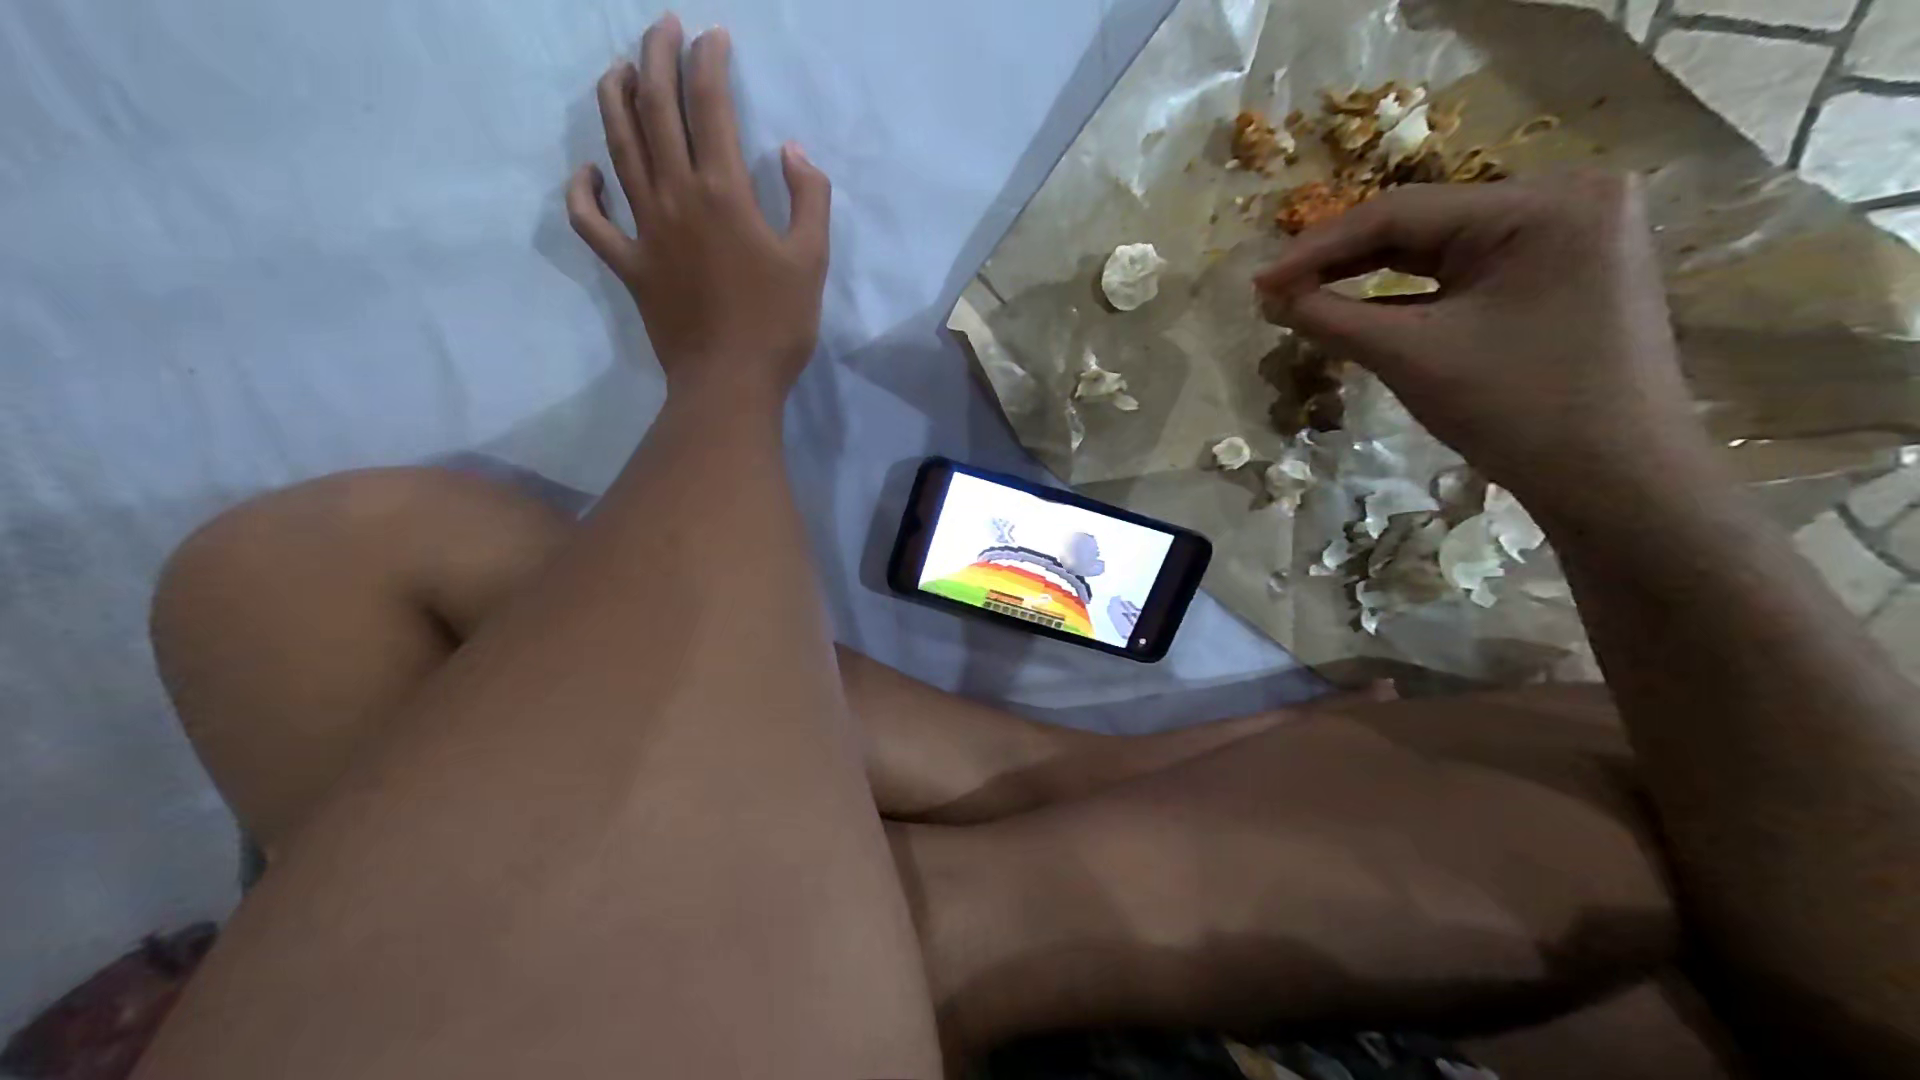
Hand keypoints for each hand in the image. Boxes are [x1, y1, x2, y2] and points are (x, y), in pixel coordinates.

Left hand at [568, 15, 832, 396]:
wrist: (730, 381)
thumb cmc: (778, 324)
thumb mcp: (813, 260)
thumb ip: (809, 198)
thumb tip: (791, 151)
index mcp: (723, 191)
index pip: (708, 104)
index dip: (708, 61)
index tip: (712, 38)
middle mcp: (675, 195)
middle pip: (654, 109)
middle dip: (655, 57)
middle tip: (660, 28)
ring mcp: (644, 229)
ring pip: (617, 146)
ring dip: (614, 97)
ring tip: (619, 68)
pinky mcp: (628, 264)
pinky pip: (591, 219)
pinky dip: (583, 190)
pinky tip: (589, 171)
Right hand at [1255, 174, 1715, 517]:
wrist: (1612, 480)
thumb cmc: (1517, 409)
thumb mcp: (1411, 356)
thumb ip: (1332, 318)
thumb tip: (1271, 296)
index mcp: (1543, 203)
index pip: (1402, 213)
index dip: (1317, 248)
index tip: (1258, 281)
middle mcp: (1564, 201)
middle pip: (1422, 226)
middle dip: (1341, 261)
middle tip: (1275, 289)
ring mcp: (1565, 239)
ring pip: (1438, 251)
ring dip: (1367, 277)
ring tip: (1303, 295)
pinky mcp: (1557, 276)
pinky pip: (1463, 276)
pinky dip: (1407, 295)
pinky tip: (1358, 308)